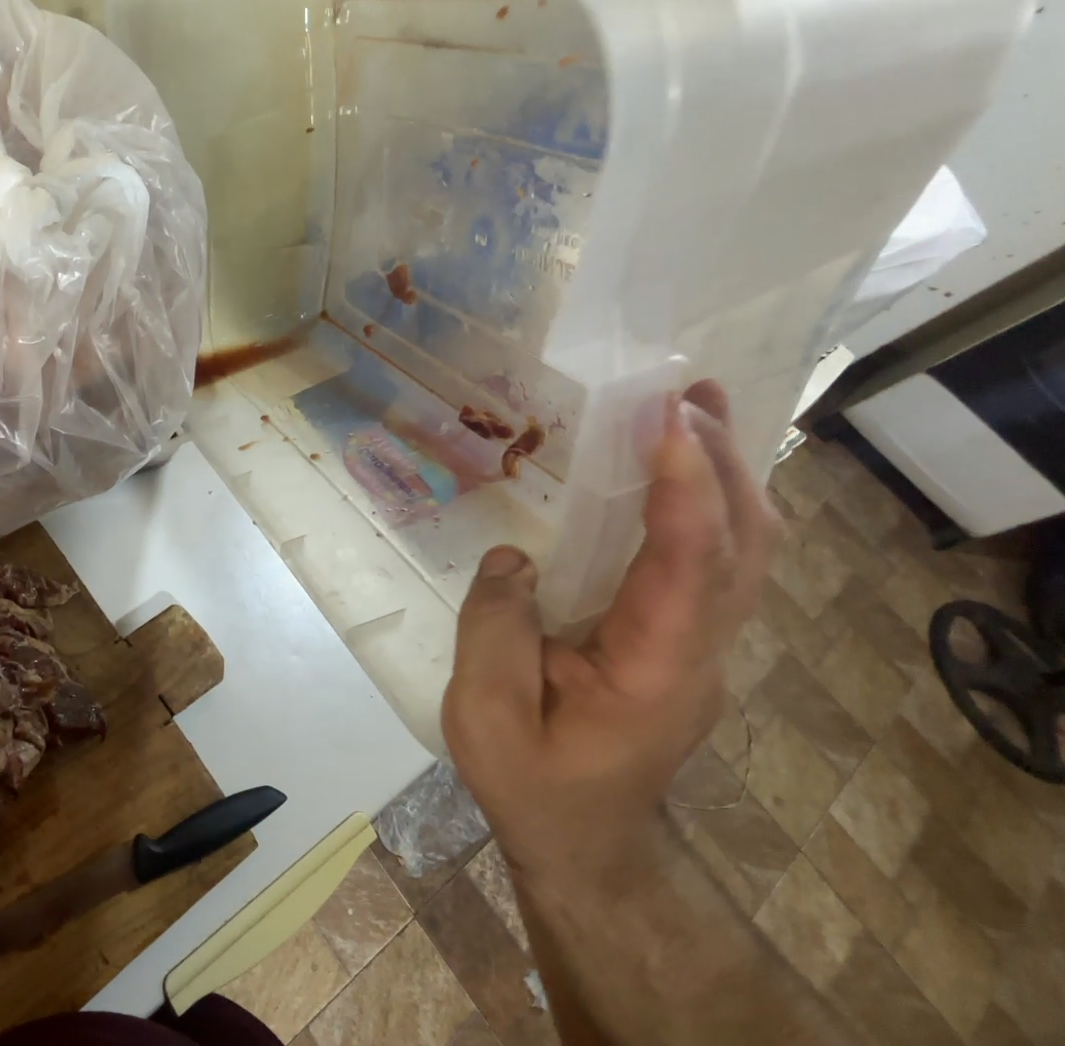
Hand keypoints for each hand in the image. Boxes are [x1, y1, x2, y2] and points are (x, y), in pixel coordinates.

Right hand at [441, 381, 777, 894]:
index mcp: (654, 668)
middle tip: (691, 391)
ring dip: (728, 476)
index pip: (688, 564)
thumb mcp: (485, 714)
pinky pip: (719, 565)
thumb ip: (495, 628)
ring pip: (746, 550)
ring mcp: (703, 650)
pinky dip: (711, 507)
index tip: (665, 419)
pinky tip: (680, 478)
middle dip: (723, 460)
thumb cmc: (532, 783)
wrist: (582, 841)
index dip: (683, 487)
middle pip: (745, 543)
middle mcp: (700, 651)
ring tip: (696, 411)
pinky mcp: (687, 647)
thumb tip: (514, 557)